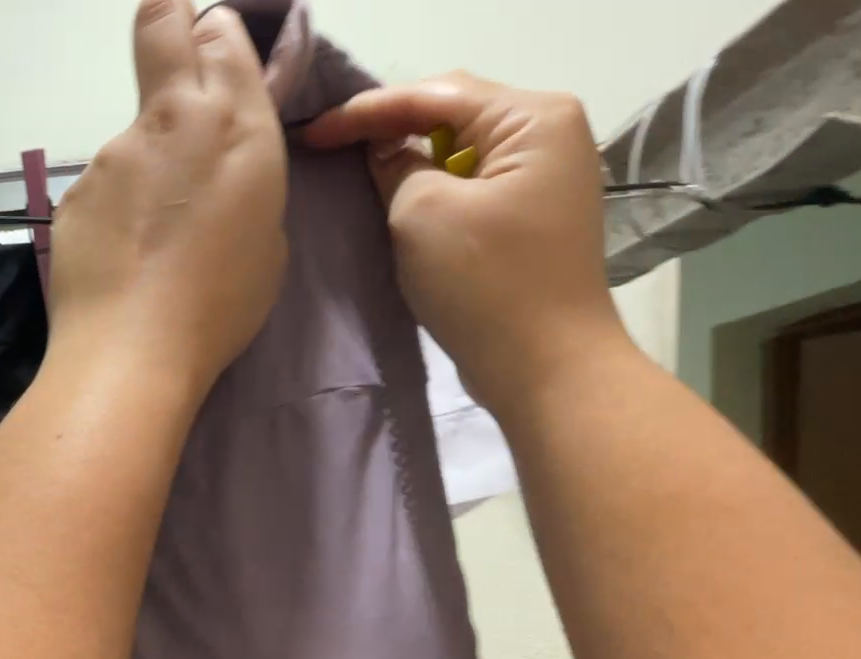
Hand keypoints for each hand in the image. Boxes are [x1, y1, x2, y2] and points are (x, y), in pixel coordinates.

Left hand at [48, 0, 287, 397]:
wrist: (131, 350)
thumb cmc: (219, 304)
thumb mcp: (265, 236)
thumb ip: (242, 180)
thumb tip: (216, 172)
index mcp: (236, 123)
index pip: (218, 33)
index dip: (213, 38)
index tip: (211, 62)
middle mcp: (170, 119)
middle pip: (159, 23)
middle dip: (166, 18)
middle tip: (168, 48)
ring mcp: (112, 154)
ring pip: (129, 135)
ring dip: (141, 167)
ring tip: (146, 240)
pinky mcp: (72, 193)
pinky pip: (99, 190)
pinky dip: (110, 214)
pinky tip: (116, 259)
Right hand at [299, 73, 628, 414]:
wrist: (542, 363)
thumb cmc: (484, 281)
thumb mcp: (422, 213)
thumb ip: (396, 168)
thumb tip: (384, 153)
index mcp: (534, 119)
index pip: (436, 93)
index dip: (367, 110)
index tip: (313, 133)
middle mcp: (547, 137)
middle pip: (451, 116)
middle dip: (388, 129)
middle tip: (328, 146)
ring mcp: (540, 181)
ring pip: (456, 155)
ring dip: (405, 162)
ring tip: (351, 172)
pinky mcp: (525, 221)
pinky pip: (465, 188)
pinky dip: (426, 193)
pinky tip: (392, 204)